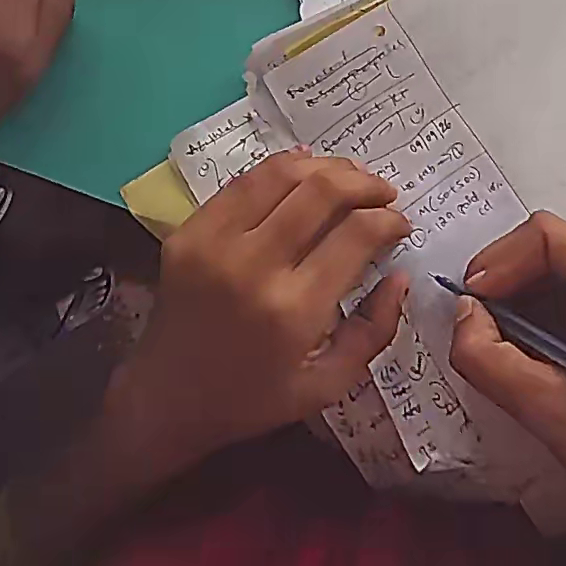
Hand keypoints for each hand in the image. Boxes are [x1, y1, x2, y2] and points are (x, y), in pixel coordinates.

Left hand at [105, 152, 411, 473]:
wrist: (165, 398)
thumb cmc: (252, 398)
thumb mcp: (327, 384)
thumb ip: (374, 331)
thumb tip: (400, 275)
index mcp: (292, 310)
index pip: (355, 236)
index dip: (387, 220)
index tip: (400, 223)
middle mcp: (253, 266)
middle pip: (322, 192)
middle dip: (364, 183)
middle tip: (383, 191)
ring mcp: (215, 242)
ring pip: (283, 174)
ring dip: (326, 166)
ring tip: (349, 175)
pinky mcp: (190, 229)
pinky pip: (244, 181)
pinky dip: (281, 166)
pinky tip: (303, 168)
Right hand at [449, 212, 565, 565]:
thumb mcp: (547, 411)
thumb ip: (487, 356)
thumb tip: (462, 312)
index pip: (553, 239)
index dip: (502, 259)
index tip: (473, 294)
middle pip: (554, 250)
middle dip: (507, 280)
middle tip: (477, 317)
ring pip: (557, 271)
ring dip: (518, 298)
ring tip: (500, 339)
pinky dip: (536, 312)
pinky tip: (525, 348)